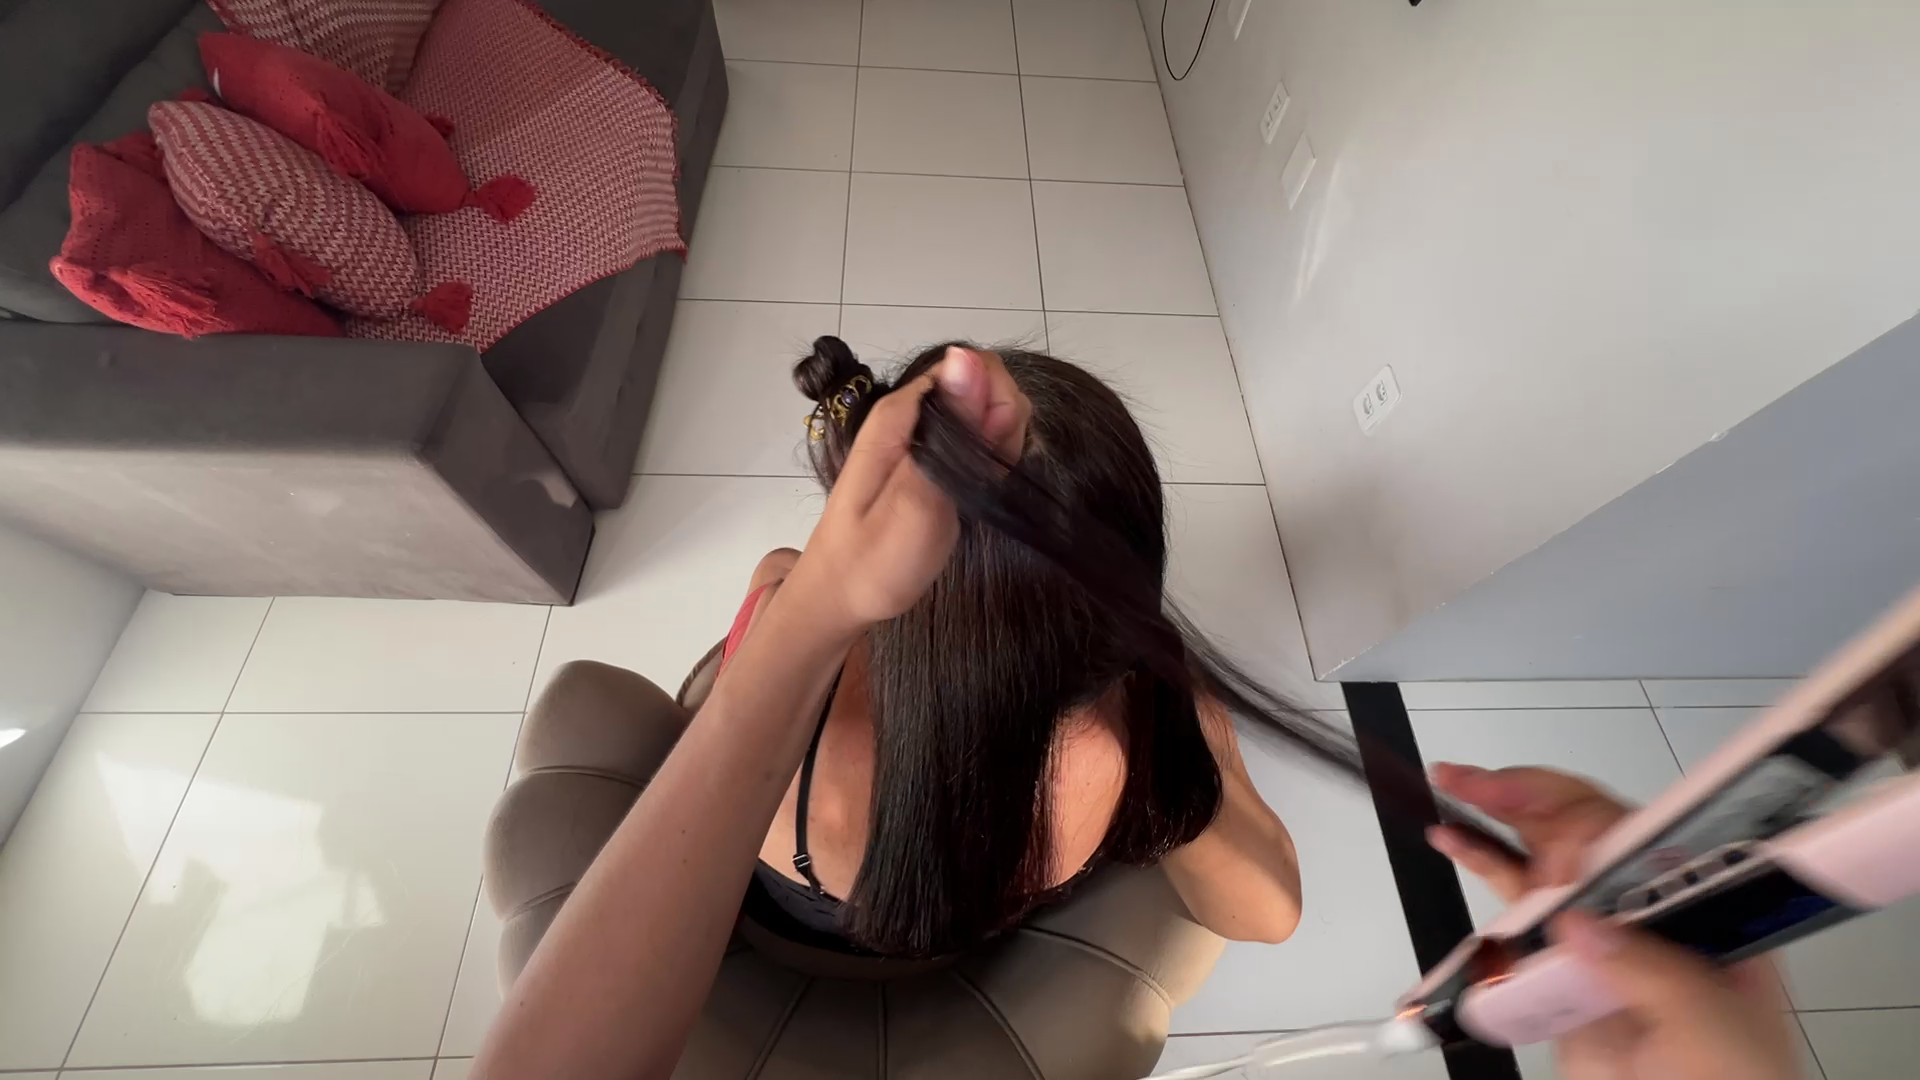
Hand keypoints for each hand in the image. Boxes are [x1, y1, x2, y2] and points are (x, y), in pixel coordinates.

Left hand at [785, 346, 1029, 632]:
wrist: (840, 598)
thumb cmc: (874, 562)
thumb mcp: (917, 500)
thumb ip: (950, 431)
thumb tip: (967, 355)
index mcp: (903, 413)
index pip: (972, 365)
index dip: (997, 400)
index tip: (995, 450)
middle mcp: (913, 415)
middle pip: (983, 386)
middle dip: (1004, 424)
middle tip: (987, 478)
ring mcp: (922, 437)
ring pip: (985, 415)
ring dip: (1000, 445)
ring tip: (979, 490)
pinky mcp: (933, 461)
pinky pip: (976, 442)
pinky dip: (991, 462)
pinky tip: (978, 492)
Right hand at [1429, 765, 1800, 1079]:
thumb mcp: (1712, 1043)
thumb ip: (1659, 978)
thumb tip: (1578, 922)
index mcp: (1700, 914)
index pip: (1637, 842)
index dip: (1579, 820)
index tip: (1526, 816)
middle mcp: (1645, 906)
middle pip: (1581, 830)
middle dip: (1524, 795)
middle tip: (1466, 779)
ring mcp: (1597, 923)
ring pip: (1541, 847)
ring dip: (1492, 812)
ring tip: (1446, 784)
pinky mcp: (1553, 944)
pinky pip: (1512, 886)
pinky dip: (1477, 855)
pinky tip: (1448, 837)